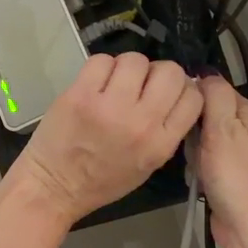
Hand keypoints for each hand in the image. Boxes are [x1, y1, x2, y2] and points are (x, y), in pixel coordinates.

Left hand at [13, 53, 203, 223]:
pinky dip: (101, 67)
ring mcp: (110, 106)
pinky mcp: (81, 94)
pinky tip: (95, 83)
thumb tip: (178, 93)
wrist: (55, 187)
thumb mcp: (149, 164)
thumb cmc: (102, 180)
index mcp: (161, 144)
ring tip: (116, 83)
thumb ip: (168, 130)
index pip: (192, 97)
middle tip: (142, 84)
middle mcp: (141, 123)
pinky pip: (102, 60)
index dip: (183, 88)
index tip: (168, 91)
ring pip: (136, 60)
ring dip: (128, 68)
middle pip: (170, 71)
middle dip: (158, 72)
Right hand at [194, 76, 247, 244]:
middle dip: (190, 127)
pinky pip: (202, 159)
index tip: (176, 109)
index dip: (192, 96)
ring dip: (191, 149)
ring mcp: (235, 152)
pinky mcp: (226, 173)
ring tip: (192, 163)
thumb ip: (214, 96)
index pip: (212, 87)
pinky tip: (194, 176)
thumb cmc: (235, 176)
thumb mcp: (223, 128)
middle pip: (204, 113)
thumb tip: (204, 73)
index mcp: (247, 112)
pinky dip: (195, 166)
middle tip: (188, 143)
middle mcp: (243, 128)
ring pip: (200, 137)